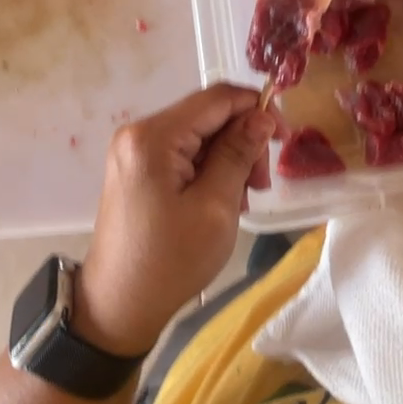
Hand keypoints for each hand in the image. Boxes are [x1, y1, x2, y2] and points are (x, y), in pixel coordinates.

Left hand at [78, 85, 275, 356]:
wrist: (118, 306)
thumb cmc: (171, 260)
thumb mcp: (216, 206)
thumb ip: (239, 153)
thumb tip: (261, 116)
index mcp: (154, 136)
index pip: (218, 97)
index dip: (257, 108)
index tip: (284, 138)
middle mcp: (139, 132)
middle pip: (209, 114)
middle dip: (243, 140)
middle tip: (260, 185)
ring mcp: (135, 151)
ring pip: (200, 134)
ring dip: (229, 157)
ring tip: (242, 199)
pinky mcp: (137, 169)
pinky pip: (184, 152)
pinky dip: (210, 169)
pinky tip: (221, 200)